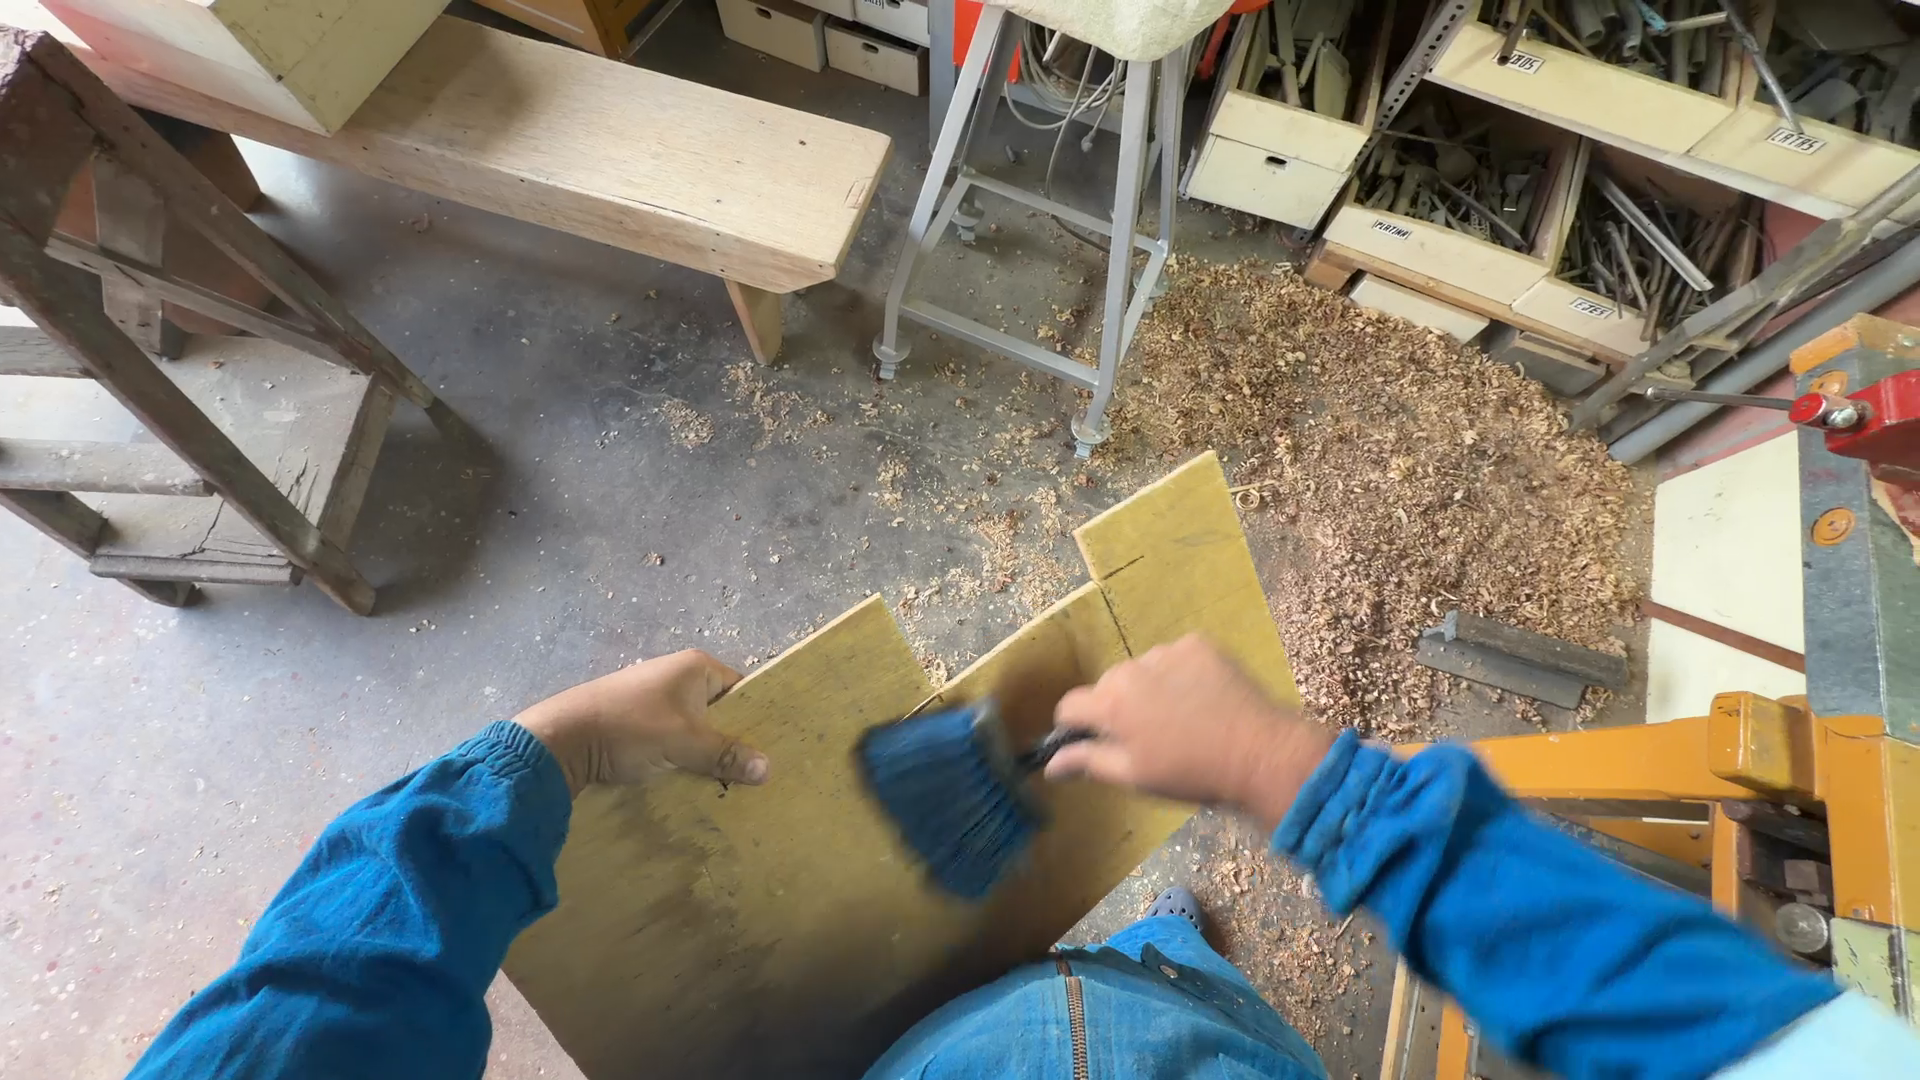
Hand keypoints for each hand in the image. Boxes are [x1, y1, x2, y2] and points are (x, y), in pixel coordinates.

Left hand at [514, 650, 769, 797]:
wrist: (561, 739)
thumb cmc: (631, 728)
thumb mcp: (685, 742)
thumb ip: (726, 755)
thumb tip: (769, 769)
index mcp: (696, 666)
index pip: (741, 689)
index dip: (755, 715)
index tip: (769, 745)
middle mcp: (676, 675)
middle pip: (717, 710)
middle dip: (730, 739)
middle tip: (750, 770)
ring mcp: (652, 698)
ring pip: (692, 728)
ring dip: (702, 752)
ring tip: (723, 781)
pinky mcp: (632, 721)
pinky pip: (669, 738)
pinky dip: (678, 757)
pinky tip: (686, 779)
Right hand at [1045, 634, 1332, 830]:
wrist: (1261, 753)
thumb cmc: (1191, 773)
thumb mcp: (1134, 776)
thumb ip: (1087, 762)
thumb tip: (1050, 764)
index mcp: (1110, 703)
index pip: (1069, 705)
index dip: (1075, 726)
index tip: (1093, 740)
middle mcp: (1130, 668)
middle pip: (1107, 686)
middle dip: (1117, 707)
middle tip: (1149, 736)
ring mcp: (1166, 651)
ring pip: (1141, 670)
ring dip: (1149, 689)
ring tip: (1182, 718)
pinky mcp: (1197, 644)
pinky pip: (1174, 657)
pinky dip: (1179, 674)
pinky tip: (1201, 698)